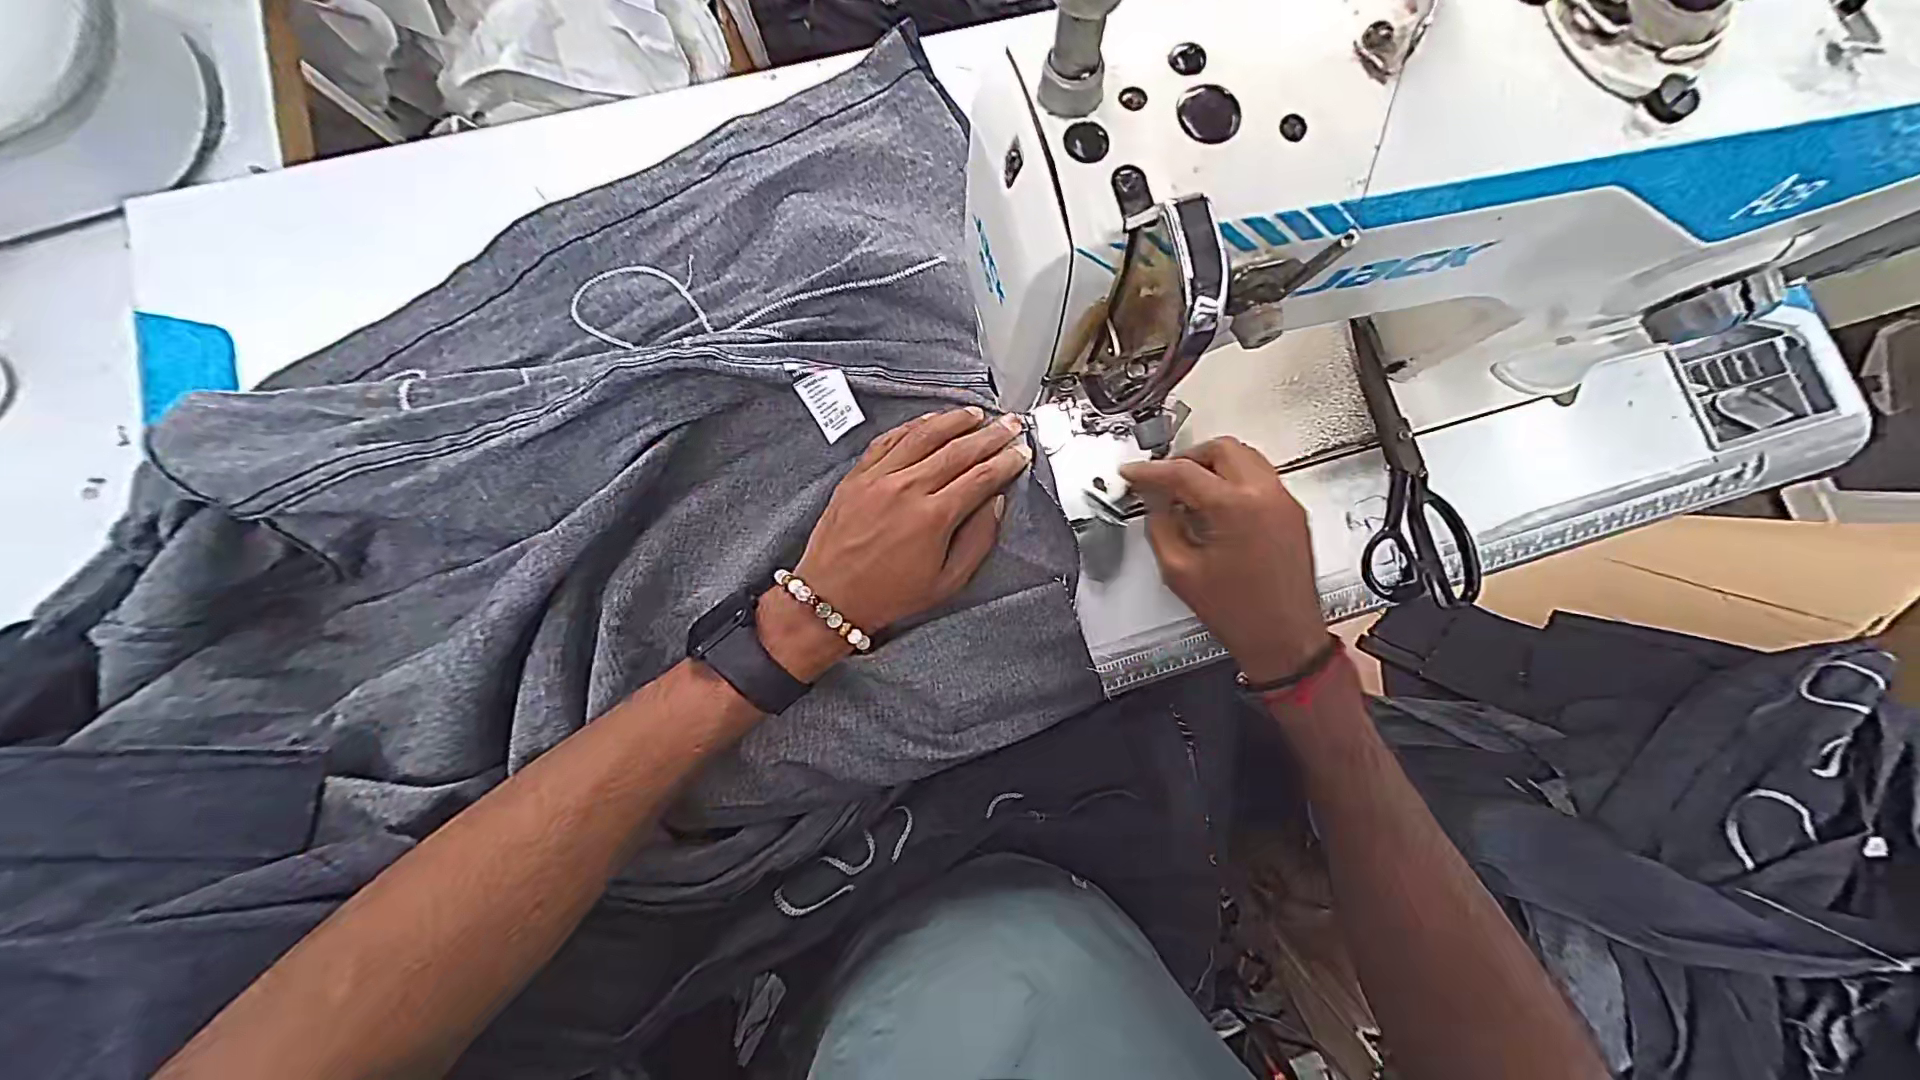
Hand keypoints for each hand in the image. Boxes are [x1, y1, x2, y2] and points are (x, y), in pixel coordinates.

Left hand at [759, 407, 1031, 681]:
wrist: (831, 597)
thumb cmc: (888, 595)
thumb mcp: (946, 582)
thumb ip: (977, 540)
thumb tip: (996, 504)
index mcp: (932, 518)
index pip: (981, 477)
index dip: (1006, 461)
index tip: (1021, 452)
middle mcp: (906, 489)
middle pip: (958, 449)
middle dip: (990, 434)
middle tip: (1009, 424)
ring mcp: (879, 478)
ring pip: (924, 435)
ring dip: (954, 420)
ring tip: (976, 413)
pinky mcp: (858, 475)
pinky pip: (890, 439)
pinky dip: (914, 426)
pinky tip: (930, 421)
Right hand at [1120, 437, 1327, 682]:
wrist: (1283, 637)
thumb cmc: (1240, 613)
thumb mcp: (1179, 570)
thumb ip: (1161, 525)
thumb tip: (1155, 502)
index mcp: (1236, 508)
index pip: (1183, 471)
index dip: (1150, 470)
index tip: (1133, 473)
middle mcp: (1266, 496)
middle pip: (1221, 449)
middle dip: (1185, 459)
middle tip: (1162, 478)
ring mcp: (1284, 502)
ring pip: (1244, 457)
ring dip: (1211, 466)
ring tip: (1187, 491)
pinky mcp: (1292, 512)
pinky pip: (1259, 477)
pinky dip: (1232, 479)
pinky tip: (1213, 505)